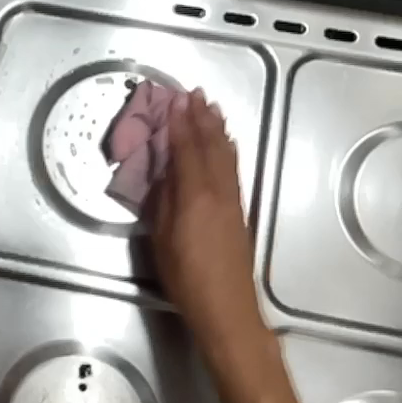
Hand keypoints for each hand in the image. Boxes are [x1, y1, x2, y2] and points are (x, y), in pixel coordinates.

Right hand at [150, 89, 268, 357]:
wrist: (226, 307)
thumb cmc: (186, 277)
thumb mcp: (162, 239)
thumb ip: (162, 201)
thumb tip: (163, 172)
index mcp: (194, 196)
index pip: (186, 150)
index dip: (180, 124)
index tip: (176, 100)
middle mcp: (218, 192)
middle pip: (210, 146)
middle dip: (202, 119)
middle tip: (196, 94)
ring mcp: (232, 201)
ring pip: (225, 156)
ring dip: (217, 130)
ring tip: (212, 109)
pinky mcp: (239, 212)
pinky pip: (233, 169)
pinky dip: (227, 149)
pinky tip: (226, 144)